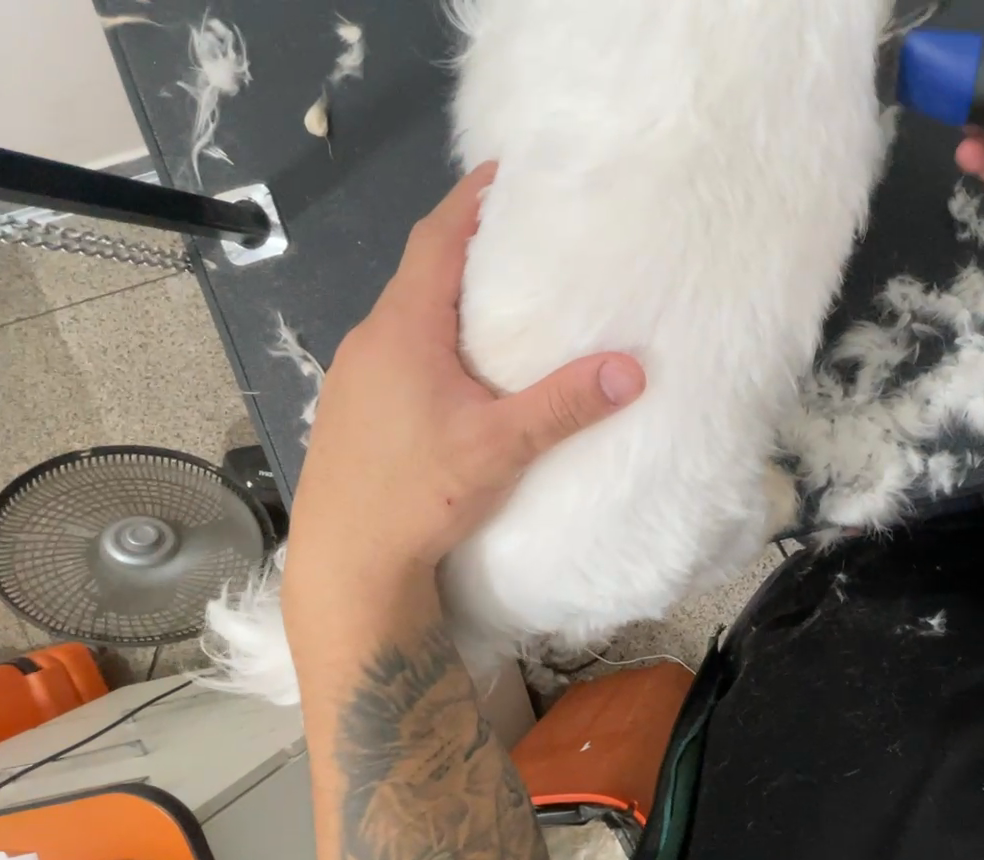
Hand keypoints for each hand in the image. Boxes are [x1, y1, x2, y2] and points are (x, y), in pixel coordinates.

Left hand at [286, 161, 646, 590]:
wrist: (349, 561)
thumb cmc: (418, 493)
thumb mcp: (500, 446)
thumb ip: (565, 404)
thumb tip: (634, 370)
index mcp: (404, 330)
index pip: (436, 240)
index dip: (470, 200)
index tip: (508, 174)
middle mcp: (372, 339)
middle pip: (422, 272)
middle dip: (471, 247)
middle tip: (526, 239)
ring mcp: (358, 375)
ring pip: (411, 315)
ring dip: (453, 297)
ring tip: (507, 300)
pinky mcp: (357, 408)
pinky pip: (402, 350)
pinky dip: (438, 338)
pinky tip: (467, 370)